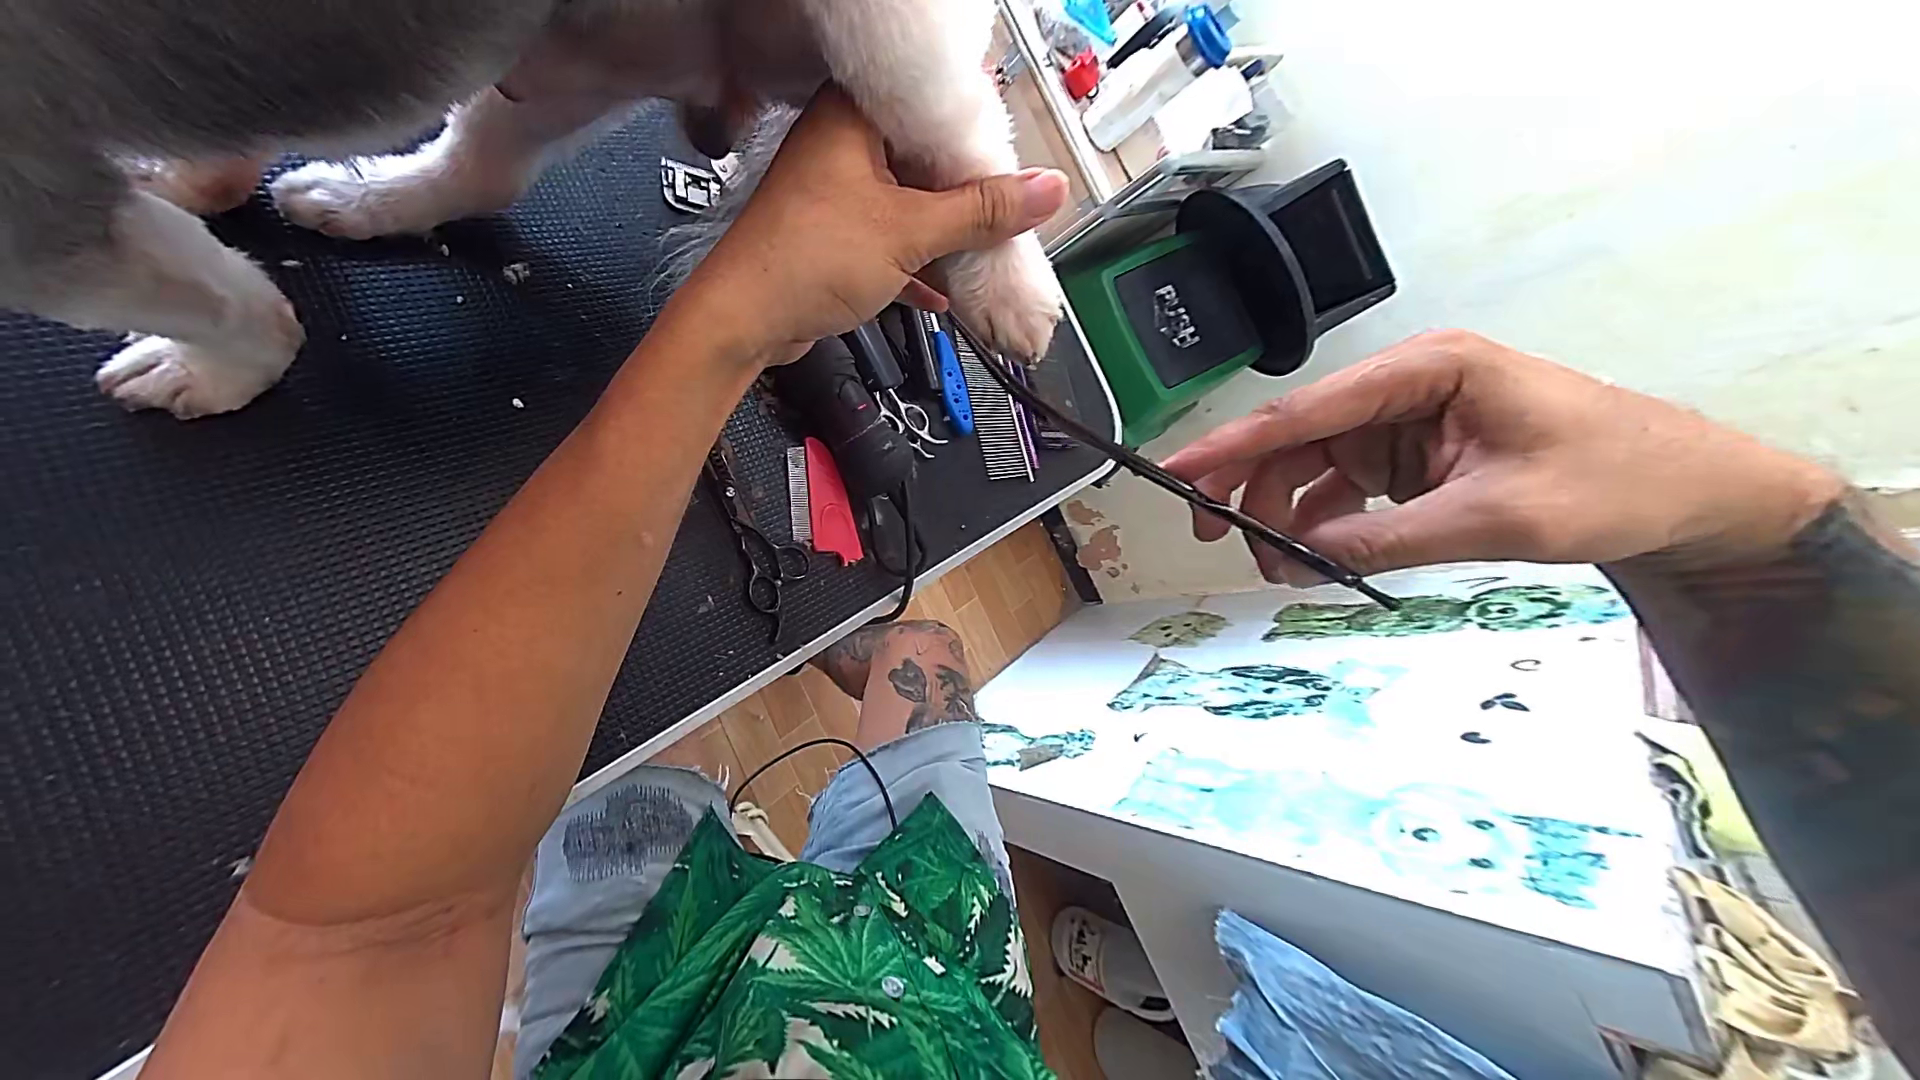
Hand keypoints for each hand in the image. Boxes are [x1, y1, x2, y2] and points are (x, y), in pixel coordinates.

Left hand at [670, 84, 1067, 366]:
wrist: (748, 322)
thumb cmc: (807, 259)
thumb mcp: (909, 232)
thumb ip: (981, 212)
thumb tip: (1046, 190)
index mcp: (855, 118)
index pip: (933, 107)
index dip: (978, 134)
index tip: (1014, 163)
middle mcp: (845, 149)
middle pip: (927, 163)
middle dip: (969, 197)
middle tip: (1008, 215)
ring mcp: (840, 197)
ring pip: (911, 208)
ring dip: (947, 238)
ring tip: (986, 256)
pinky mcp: (838, 242)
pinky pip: (892, 246)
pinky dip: (918, 267)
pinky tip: (943, 291)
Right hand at [1160, 330, 1844, 582]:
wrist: (1693, 497)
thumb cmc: (1615, 483)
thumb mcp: (1496, 516)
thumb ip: (1388, 538)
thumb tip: (1300, 558)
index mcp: (1423, 372)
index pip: (1304, 411)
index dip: (1231, 446)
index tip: (1176, 473)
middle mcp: (1399, 389)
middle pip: (1293, 438)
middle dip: (1245, 484)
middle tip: (1208, 530)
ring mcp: (1397, 425)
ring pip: (1306, 467)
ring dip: (1280, 513)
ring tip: (1274, 565)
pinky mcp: (1402, 460)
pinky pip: (1337, 490)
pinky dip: (1316, 524)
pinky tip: (1308, 556)